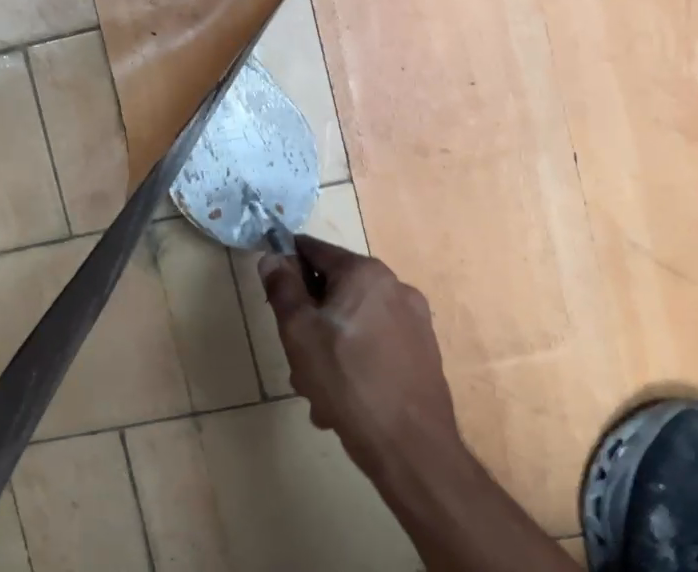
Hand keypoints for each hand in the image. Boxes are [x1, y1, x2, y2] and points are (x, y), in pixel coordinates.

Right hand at [260, 236, 457, 474]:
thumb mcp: (297, 330)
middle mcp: (396, 288)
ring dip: (329, 343)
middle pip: (334, 287)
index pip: (312, 249)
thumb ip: (282, 286)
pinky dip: (355, 359)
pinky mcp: (424, 353)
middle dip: (309, 316)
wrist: (411, 446)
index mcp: (365, 273)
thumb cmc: (345, 379)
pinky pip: (375, 343)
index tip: (274, 299)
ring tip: (318, 385)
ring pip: (353, 319)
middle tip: (295, 351)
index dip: (286, 267)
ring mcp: (415, 321)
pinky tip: (344, 395)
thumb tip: (273, 257)